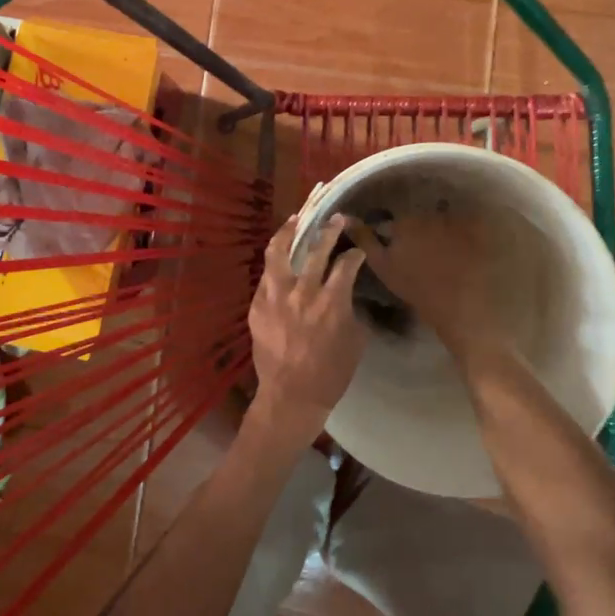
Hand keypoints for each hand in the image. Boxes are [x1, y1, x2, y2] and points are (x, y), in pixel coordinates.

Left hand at [246, 214, 366, 445]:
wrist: (291, 396)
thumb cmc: (330, 373)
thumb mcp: (354, 342)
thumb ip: (350, 311)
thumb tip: (348, 297)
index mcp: (332, 301)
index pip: (346, 265)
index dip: (354, 254)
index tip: (357, 251)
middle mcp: (303, 292)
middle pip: (316, 250)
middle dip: (328, 230)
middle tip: (334, 219)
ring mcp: (276, 296)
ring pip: (278, 253)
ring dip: (288, 233)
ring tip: (294, 219)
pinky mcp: (257, 305)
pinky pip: (265, 277)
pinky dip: (274, 264)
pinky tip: (278, 257)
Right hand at [364, 206, 493, 351]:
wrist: (458, 306)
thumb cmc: (415, 288)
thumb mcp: (382, 265)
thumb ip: (364, 239)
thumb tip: (345, 217)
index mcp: (404, 221)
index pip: (393, 221)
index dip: (393, 235)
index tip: (397, 250)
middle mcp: (429, 214)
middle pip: (418, 218)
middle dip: (416, 231)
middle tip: (419, 253)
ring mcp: (455, 221)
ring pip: (440, 220)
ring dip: (438, 231)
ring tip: (441, 253)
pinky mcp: (476, 230)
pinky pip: (466, 223)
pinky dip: (463, 231)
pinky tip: (460, 251)